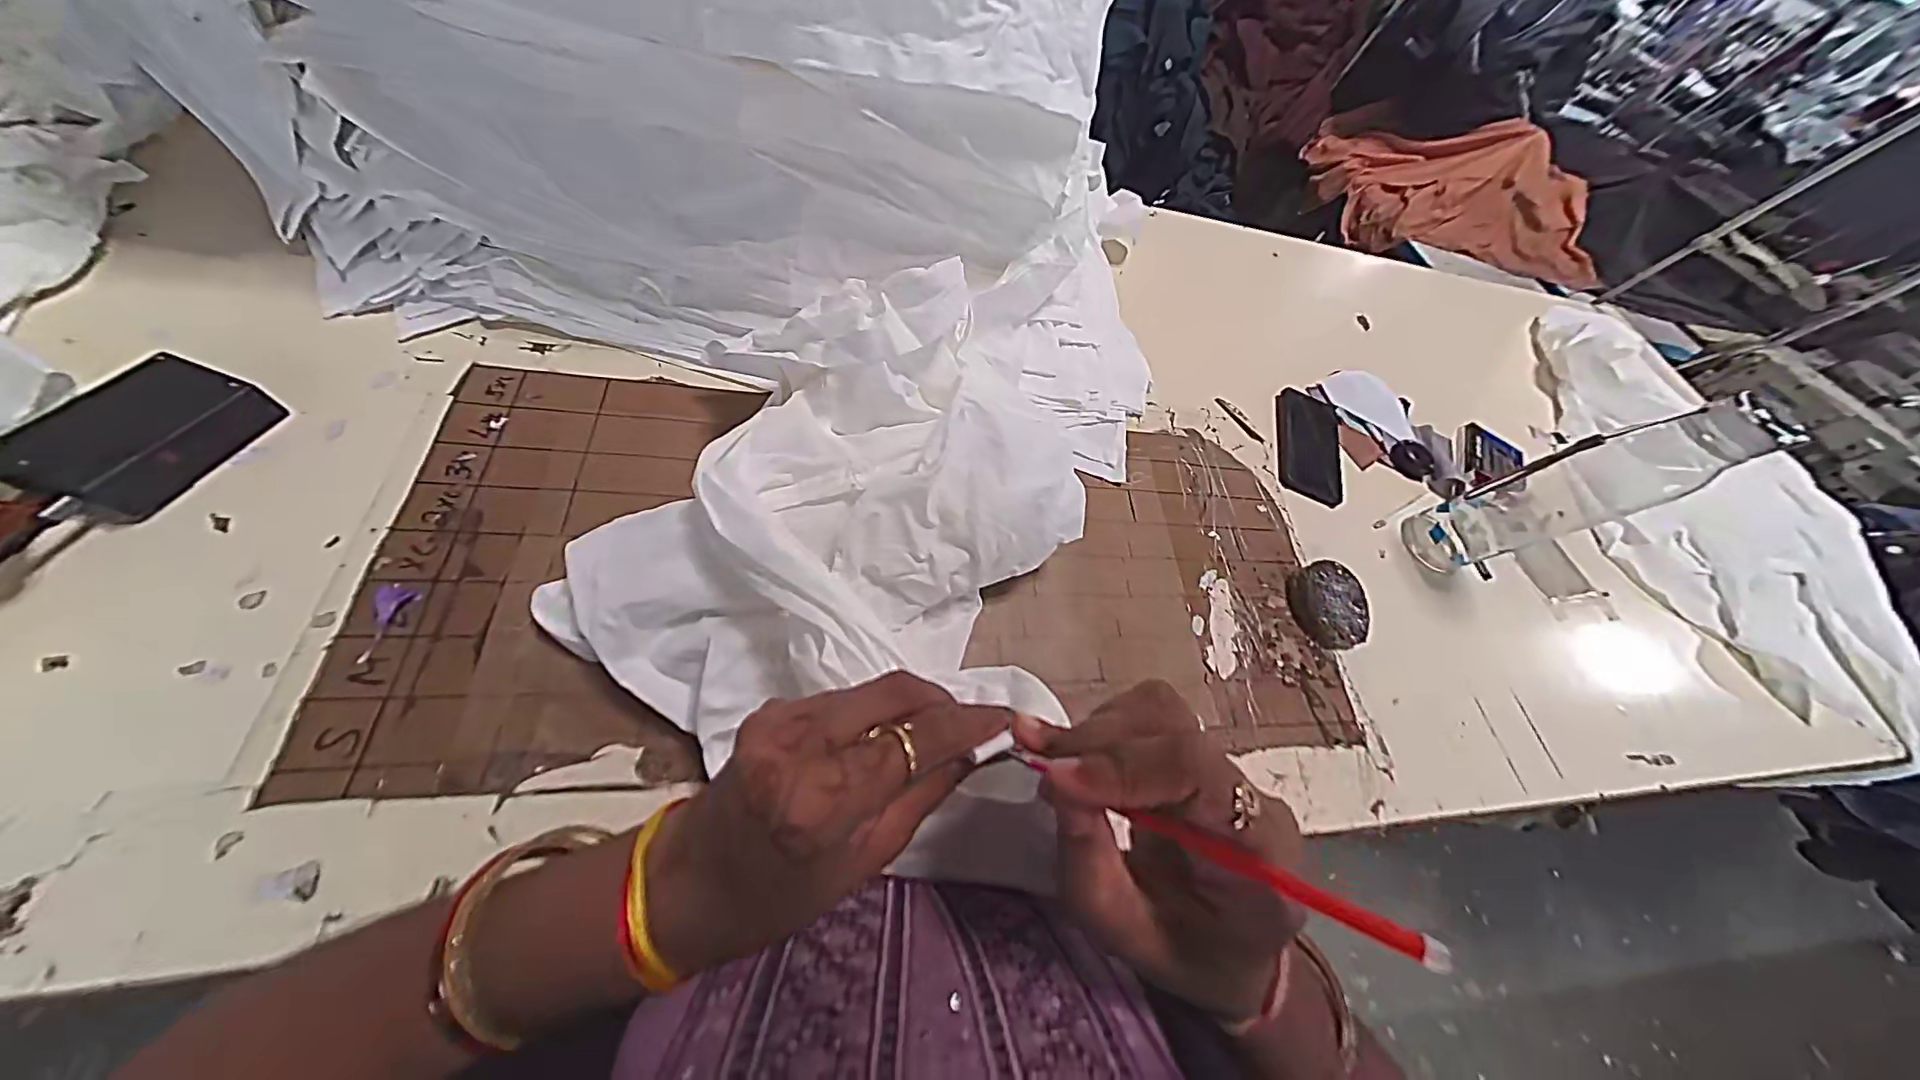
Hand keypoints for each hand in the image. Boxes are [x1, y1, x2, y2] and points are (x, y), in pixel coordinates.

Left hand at [645, 671, 1009, 975]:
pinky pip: (843, 698)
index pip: (913, 740)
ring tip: (929, 734)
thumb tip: (969, 752)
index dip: (966, 723)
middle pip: (895, 692)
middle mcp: (798, 744)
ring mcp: (779, 718)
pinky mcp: (771, 709)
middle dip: (941, 702)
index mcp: (821, 799)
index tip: (1002, 717)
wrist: (686, 883)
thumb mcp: (863, 861)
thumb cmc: (776, 897)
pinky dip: (873, 712)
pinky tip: (880, 738)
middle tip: (969, 724)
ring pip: (871, 689)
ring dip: (909, 706)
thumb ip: (921, 795)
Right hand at [1014, 680, 1304, 1022]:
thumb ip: (1090, 867)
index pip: (1194, 768)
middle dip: (1094, 743)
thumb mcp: (1127, 935)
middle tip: (1035, 760)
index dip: (1122, 764)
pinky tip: (1077, 761)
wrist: (1225, 949)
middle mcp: (1248, 790)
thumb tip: (1056, 781)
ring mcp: (1221, 762)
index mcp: (1257, 846)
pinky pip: (1142, 715)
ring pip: (1154, 710)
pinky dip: (1100, 729)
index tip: (1057, 778)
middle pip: (1170, 728)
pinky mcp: (1190, 750)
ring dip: (1095, 732)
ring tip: (1056, 765)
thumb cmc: (1185, 954)